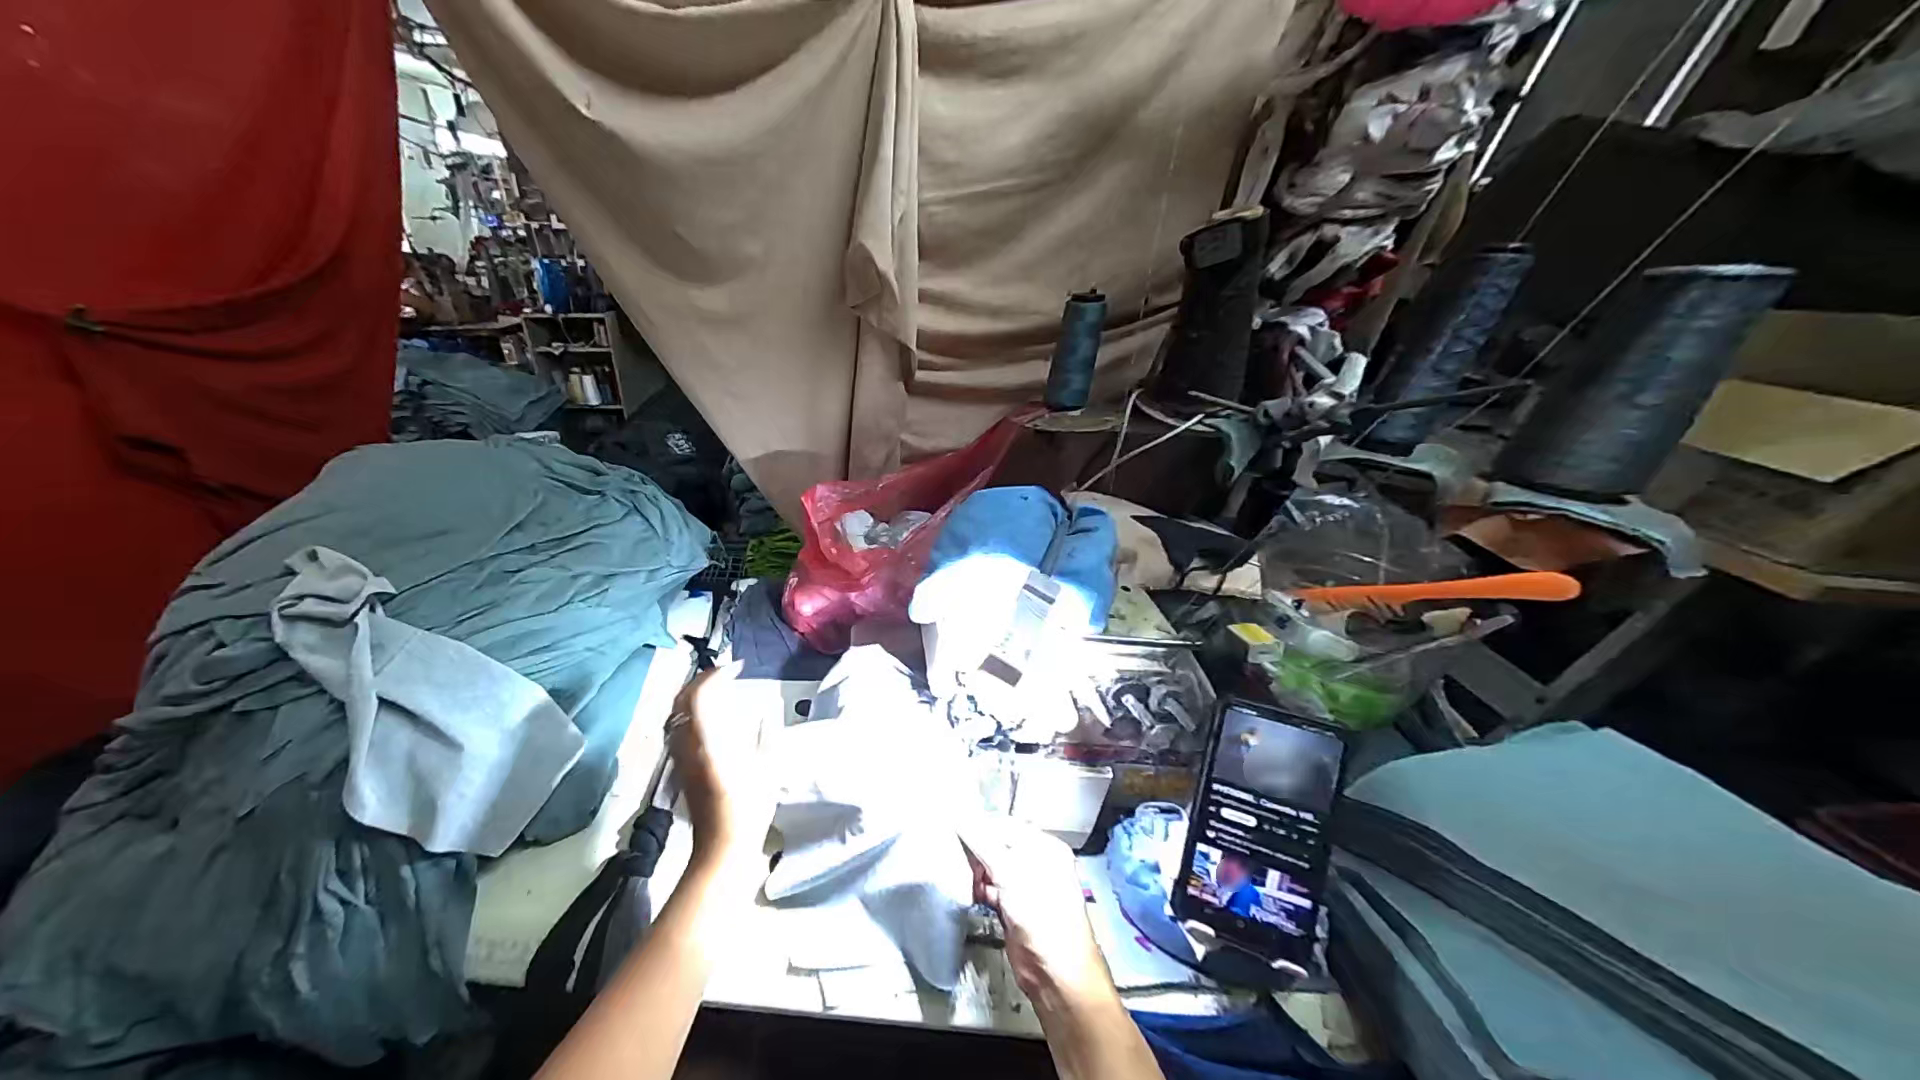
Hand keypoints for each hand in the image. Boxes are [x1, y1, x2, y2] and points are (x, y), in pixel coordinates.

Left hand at [667, 661, 772, 872]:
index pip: (698, 695)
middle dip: (701, 681)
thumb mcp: (766, 766)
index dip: (715, 675)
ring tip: (718, 690)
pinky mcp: (681, 768)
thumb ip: (765, 735)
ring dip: (694, 695)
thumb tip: (765, 713)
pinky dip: (692, 713)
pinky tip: (710, 717)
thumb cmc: (748, 807)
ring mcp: (680, 757)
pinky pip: (679, 728)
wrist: (722, 846)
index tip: (736, 668)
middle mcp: (687, 745)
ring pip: (677, 714)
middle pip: (681, 701)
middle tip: (725, 674)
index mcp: (707, 741)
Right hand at [958, 818, 1112, 1007]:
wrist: (1056, 973)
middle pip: (998, 846)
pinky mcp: (1014, 908)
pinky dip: (979, 889)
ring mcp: (1026, 887)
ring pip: (993, 868)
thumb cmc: (1042, 916)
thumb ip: (983, 844)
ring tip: (961, 874)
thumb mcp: (1010, 873)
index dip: (982, 828)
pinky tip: (969, 891)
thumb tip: (961, 820)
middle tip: (957, 855)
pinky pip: (991, 889)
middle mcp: (1037, 863)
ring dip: (976, 871)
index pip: (1007, 826)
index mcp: (1045, 847)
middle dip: (977, 851)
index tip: (955, 829)